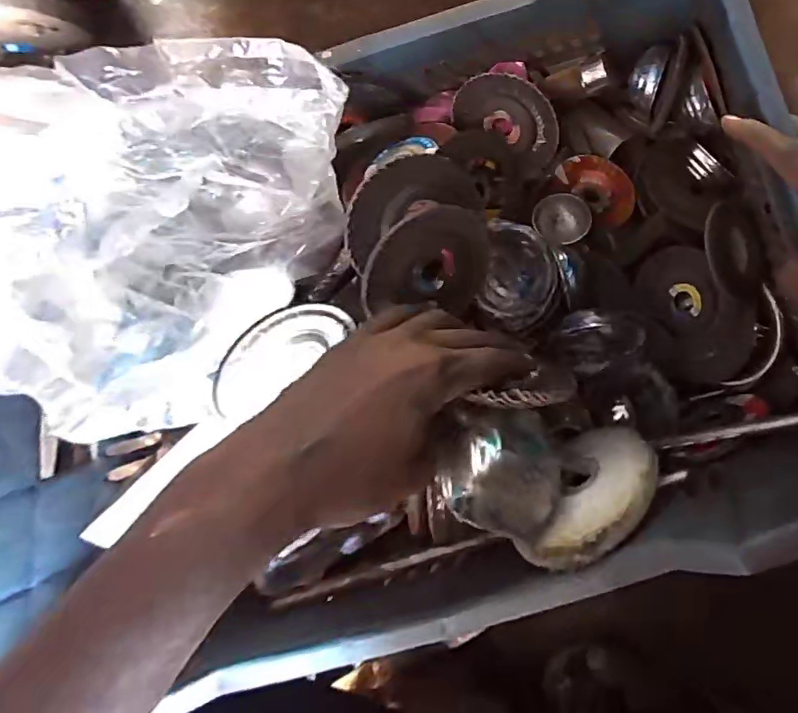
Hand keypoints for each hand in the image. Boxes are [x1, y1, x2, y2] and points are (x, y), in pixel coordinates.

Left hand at [188, 306, 527, 540]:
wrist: (267, 473)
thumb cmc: (346, 480)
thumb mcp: (414, 473)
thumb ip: (446, 441)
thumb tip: (458, 424)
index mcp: (435, 373)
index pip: (489, 360)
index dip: (514, 364)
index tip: (530, 367)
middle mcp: (413, 344)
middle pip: (466, 335)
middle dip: (493, 346)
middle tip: (508, 358)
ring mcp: (378, 337)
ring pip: (432, 317)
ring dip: (457, 329)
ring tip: (466, 344)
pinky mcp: (350, 341)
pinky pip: (395, 316)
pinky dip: (418, 320)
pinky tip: (418, 332)